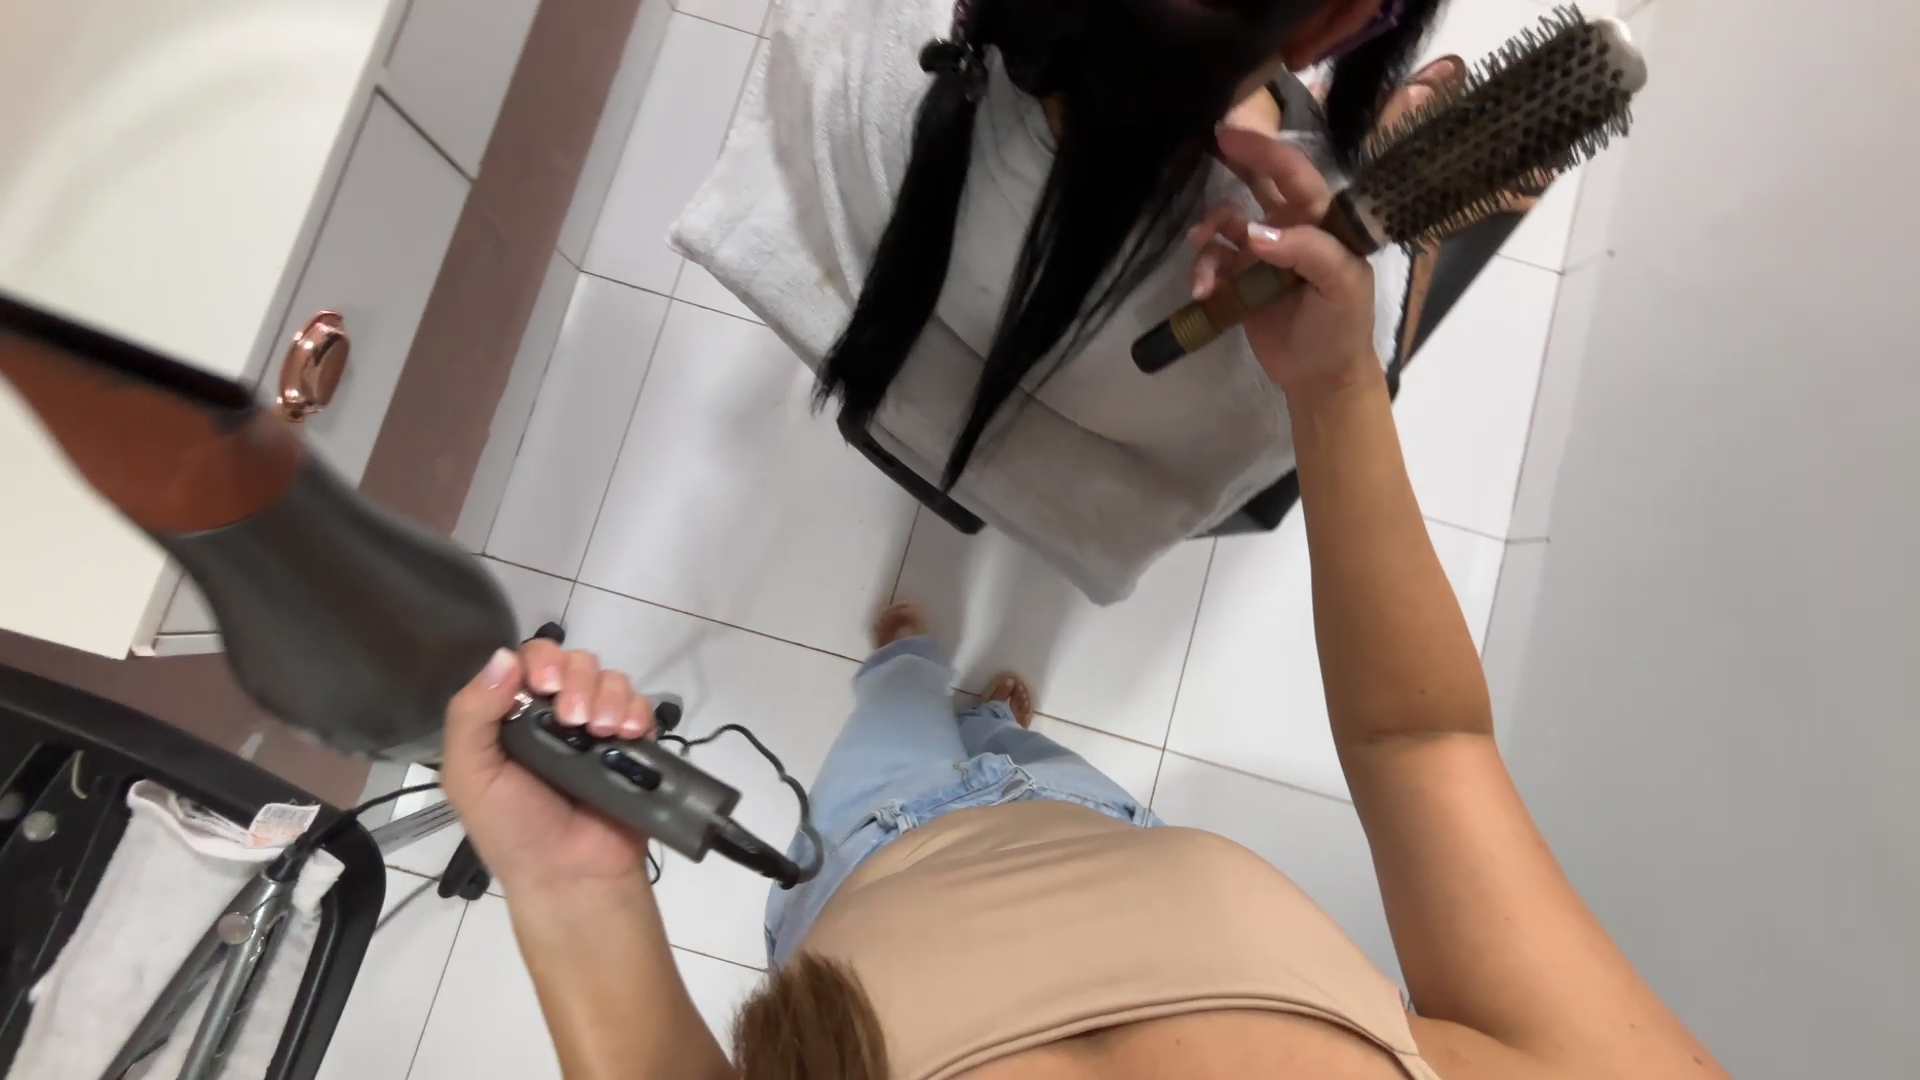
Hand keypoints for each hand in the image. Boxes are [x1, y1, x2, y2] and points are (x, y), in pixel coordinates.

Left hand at [439, 642, 657, 890]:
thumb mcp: (471, 775)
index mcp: (513, 717)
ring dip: (610, 698)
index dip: (543, 661)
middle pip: (576, 661)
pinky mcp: (634, 740)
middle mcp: (556, 713)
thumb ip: (472, 715)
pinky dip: (636, 712)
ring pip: (612, 678)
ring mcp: (598, 725)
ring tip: (603, 733)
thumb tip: (504, 656)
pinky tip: (626, 736)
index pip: (530, 661)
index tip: (547, 687)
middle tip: (575, 720)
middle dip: (580, 681)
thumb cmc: (513, 828)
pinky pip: (641, 705)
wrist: (571, 873)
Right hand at [1190, 127, 1378, 395]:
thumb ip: (1307, 250)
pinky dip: (1202, 272)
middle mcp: (1290, 229)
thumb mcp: (1341, 286)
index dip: (1266, 152)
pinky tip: (1202, 291)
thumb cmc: (1341, 327)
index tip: (1232, 136)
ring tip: (1202, 270)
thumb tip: (1252, 232)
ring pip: (1226, 226)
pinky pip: (1212, 263)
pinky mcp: (1238, 281)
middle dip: (1235, 167)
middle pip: (1258, 185)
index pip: (1295, 176)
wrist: (1319, 375)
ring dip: (1209, 236)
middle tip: (1209, 148)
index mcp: (1322, 223)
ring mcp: (1261, 255)